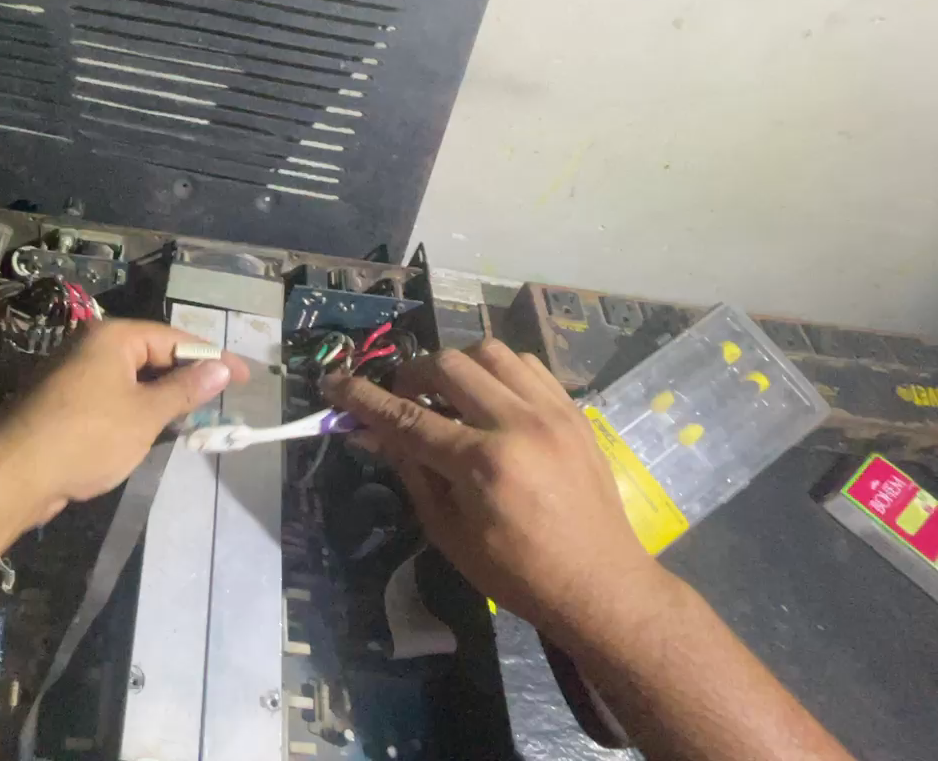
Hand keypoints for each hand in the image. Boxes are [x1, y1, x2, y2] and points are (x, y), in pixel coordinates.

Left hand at [0, 319, 247, 524]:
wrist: (14, 474)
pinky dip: (136, 410)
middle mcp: (91, 345)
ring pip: (132, 379)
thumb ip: (185, 389)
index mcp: (112, 337)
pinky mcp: (64, 401)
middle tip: (220, 401)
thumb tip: (221, 367)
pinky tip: (152, 432)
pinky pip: (112, 396)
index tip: (244, 376)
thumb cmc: (88, 436)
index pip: (174, 338)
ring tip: (193, 420)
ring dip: (162, 398)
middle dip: (186, 378)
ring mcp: (74, 373)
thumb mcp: (145, 414)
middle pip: (152, 355)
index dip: (212, 357)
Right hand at [324, 339, 670, 638]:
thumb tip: (368, 431)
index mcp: (482, 465)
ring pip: (488, 351)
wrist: (603, 587)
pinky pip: (526, 363)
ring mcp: (552, 412)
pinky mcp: (574, 411)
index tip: (334, 383)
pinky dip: (496, 370)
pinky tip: (490, 397)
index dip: (362, 398)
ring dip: (456, 366)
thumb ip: (408, 469)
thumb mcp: (447, 529)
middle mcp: (517, 426)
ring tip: (450, 394)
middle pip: (446, 366)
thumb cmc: (516, 571)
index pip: (406, 417)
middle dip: (411, 376)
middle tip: (406, 400)